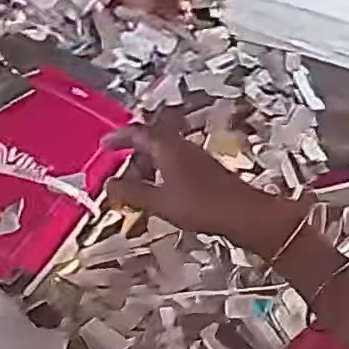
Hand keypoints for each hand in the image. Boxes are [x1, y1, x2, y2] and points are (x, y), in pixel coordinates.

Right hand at [102, 125, 307, 255]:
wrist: (244, 214)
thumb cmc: (201, 206)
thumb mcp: (160, 202)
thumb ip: (132, 194)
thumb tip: (107, 187)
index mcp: (166, 147)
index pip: (135, 134)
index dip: (118, 138)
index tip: (104, 146)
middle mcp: (182, 147)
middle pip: (150, 144)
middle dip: (133, 160)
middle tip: (122, 180)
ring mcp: (197, 158)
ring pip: (165, 156)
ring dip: (149, 170)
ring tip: (142, 192)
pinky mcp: (208, 171)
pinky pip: (177, 167)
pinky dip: (164, 177)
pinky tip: (166, 196)